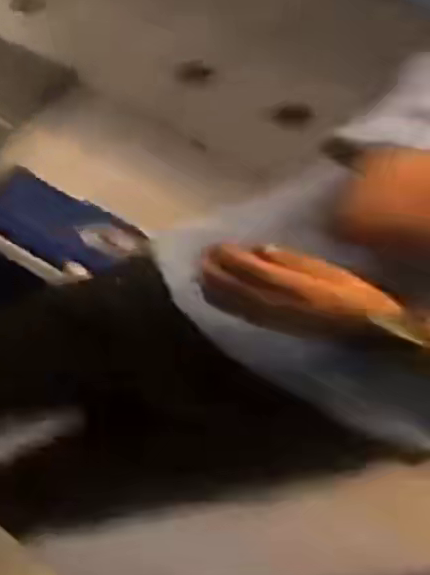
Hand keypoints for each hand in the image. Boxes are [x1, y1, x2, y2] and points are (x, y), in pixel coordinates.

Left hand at [199, 243, 402, 338]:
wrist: (369, 331)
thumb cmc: (354, 296)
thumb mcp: (332, 272)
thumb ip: (293, 260)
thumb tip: (259, 248)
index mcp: (291, 286)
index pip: (245, 266)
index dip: (227, 253)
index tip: (219, 243)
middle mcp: (269, 300)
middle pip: (223, 279)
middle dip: (210, 263)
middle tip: (206, 251)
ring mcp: (260, 313)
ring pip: (218, 293)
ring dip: (205, 277)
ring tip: (204, 264)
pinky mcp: (258, 322)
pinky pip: (224, 306)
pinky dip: (210, 293)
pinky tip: (208, 285)